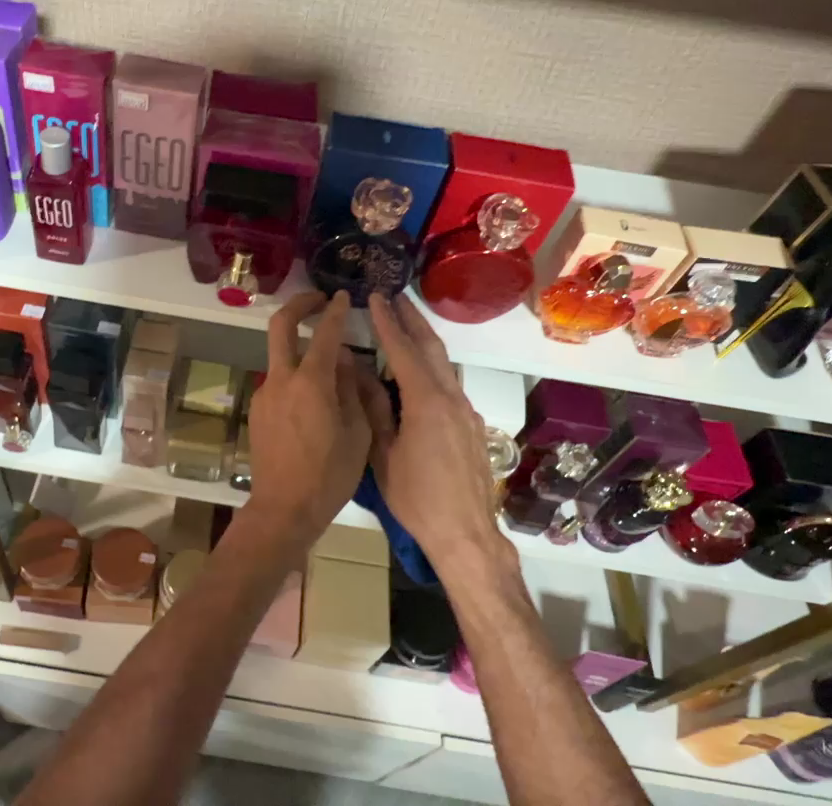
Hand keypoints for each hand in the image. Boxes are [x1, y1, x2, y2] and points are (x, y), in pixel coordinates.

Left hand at [244, 291, 373, 546]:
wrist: (283, 509)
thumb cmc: (330, 475)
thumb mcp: (357, 432)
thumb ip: (350, 388)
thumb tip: (343, 358)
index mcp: (311, 382)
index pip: (324, 333)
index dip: (334, 311)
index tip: (341, 296)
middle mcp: (281, 379)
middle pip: (281, 325)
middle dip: (299, 304)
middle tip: (318, 299)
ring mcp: (264, 394)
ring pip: (280, 356)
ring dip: (299, 348)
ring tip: (329, 367)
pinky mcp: (257, 410)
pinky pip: (279, 382)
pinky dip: (296, 377)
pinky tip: (314, 401)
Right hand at [366, 292, 504, 570]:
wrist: (466, 534)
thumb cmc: (416, 498)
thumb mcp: (383, 453)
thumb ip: (373, 408)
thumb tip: (359, 371)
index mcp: (426, 401)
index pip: (403, 350)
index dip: (387, 322)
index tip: (375, 298)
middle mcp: (451, 398)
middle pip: (431, 348)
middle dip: (413, 321)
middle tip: (396, 297)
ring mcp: (466, 412)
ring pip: (444, 366)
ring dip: (424, 342)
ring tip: (406, 327)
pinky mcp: (472, 427)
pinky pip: (450, 384)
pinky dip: (433, 367)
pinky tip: (421, 373)